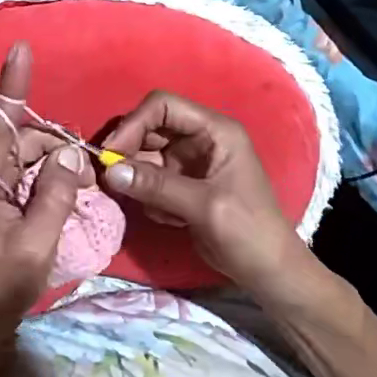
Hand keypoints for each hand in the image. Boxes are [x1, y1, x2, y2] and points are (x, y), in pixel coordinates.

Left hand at [0, 42, 88, 330]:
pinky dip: (43, 177)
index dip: (11, 86)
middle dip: (50, 142)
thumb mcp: (37, 240)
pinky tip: (64, 188)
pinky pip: (19, 175)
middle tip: (85, 164)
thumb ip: (55, 193)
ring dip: (49, 161)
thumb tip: (70, 155)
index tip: (19, 50)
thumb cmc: (3, 282)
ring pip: (20, 156)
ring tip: (79, 180)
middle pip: (15, 139)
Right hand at [100, 90, 313, 294]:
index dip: (134, 124)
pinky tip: (169, 219)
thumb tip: (110, 171)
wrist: (267, 271)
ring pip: (145, 156)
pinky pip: (150, 179)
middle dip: (129, 153)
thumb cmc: (247, 231)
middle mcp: (200, 139)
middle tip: (110, 179)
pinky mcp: (182, 184)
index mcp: (215, 130)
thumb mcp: (203, 206)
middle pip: (150, 129)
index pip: (164, 106)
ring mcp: (190, 162)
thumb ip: (157, 186)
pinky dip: (149, 197)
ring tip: (153, 208)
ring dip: (139, 180)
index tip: (111, 153)